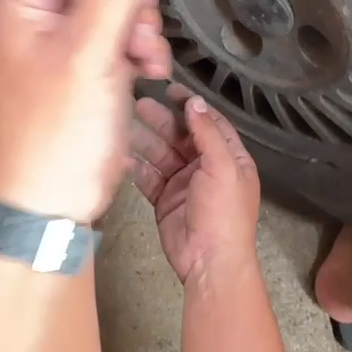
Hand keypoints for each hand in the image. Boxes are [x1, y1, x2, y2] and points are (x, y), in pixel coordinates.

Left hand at [0, 0, 174, 222]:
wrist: (43, 209)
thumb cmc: (52, 138)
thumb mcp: (88, 52)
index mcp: (22, 6)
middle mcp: (34, 20)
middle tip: (150, 13)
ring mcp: (54, 47)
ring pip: (106, 7)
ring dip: (138, 22)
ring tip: (150, 53)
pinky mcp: (75, 72)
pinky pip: (110, 39)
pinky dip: (134, 47)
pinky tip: (147, 68)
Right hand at [131, 86, 261, 281]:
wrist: (209, 261)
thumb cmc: (223, 212)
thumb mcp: (222, 166)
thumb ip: (207, 133)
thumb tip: (195, 102)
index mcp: (229, 158)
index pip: (210, 123)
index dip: (192, 106)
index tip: (171, 89)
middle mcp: (207, 167)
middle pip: (182, 136)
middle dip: (162, 120)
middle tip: (139, 103)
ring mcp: (184, 184)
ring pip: (162, 155)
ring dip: (146, 140)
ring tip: (125, 124)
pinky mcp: (165, 200)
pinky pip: (149, 178)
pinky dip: (136, 167)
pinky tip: (122, 155)